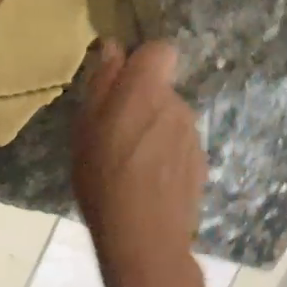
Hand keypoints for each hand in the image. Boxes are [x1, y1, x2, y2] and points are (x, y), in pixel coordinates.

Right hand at [72, 40, 205, 238]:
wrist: (144, 238)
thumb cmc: (102, 177)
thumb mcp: (85, 127)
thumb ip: (102, 83)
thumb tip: (113, 48)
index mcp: (146, 91)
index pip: (161, 49)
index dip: (142, 58)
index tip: (121, 78)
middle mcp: (177, 106)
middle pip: (161, 88)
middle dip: (141, 99)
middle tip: (112, 129)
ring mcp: (193, 137)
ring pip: (169, 117)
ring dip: (152, 128)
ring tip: (128, 160)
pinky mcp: (200, 164)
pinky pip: (177, 144)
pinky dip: (163, 154)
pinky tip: (146, 180)